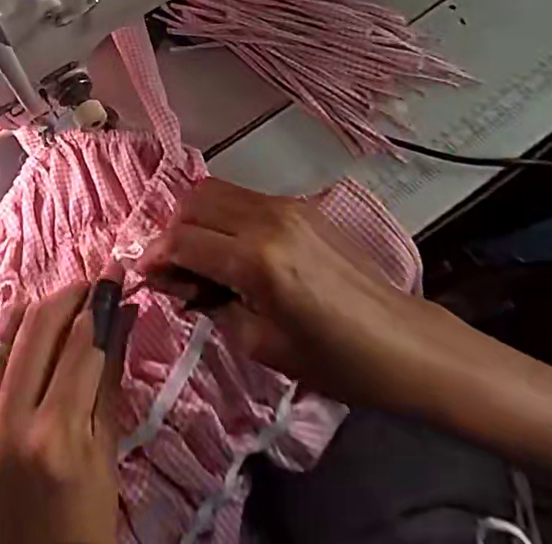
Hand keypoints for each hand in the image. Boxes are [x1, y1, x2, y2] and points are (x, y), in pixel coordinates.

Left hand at [0, 274, 130, 543]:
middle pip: (42, 325)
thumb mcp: (105, 456)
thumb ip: (109, 379)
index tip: (118, 270)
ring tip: (76, 295)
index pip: (82, 342)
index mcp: (56, 433)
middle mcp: (12, 418)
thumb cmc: (84, 527)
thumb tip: (121, 317)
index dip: (103, 299)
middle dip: (73, 293)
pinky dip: (18, 331)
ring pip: (13, 334)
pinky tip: (37, 318)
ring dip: (46, 306)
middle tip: (99, 281)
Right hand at [137, 178, 458, 412]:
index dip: (156, 257)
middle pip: (193, 201)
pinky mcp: (300, 206)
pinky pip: (243, 197)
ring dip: (195, 219)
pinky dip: (222, 215)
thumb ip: (211, 304)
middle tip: (174, 271)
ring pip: (215, 190)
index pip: (184, 239)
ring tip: (200, 259)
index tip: (147, 277)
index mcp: (257, 259)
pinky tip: (230, 250)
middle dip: (172, 232)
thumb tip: (176, 282)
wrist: (404, 342)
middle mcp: (268, 219)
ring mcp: (286, 206)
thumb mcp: (262, 344)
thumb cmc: (336, 360)